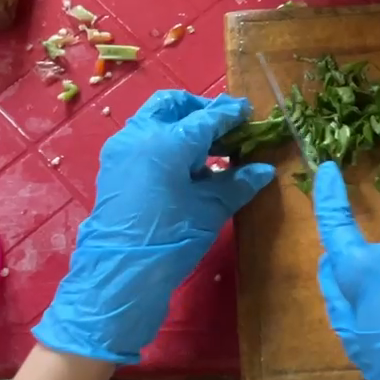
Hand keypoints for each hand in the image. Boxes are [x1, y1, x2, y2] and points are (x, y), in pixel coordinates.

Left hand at [33, 91, 274, 364]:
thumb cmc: (171, 238)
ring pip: (155, 120)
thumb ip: (237, 183)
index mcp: (168, 140)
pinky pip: (144, 140)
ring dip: (182, 125)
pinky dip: (167, 142)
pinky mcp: (115, 168)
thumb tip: (264, 170)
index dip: (231, 114)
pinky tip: (187, 167)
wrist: (121, 275)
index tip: (249, 112)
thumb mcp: (210, 210)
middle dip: (200, 109)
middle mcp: (141, 135)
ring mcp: (123, 150)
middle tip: (224, 125)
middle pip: (173, 105)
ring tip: (209, 149)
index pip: (208, 117)